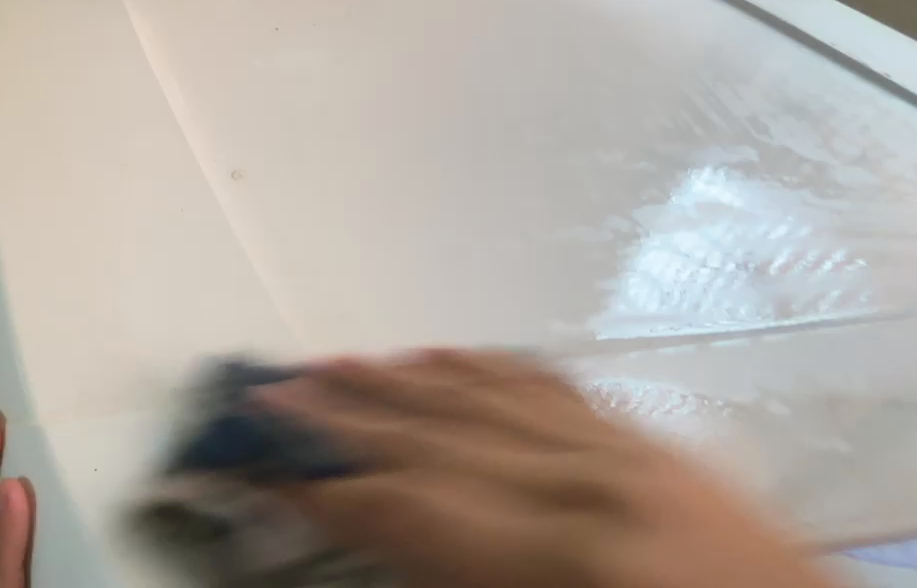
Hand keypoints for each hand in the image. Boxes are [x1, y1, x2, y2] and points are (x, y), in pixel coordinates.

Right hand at [256, 350, 838, 587]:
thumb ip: (452, 576)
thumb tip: (366, 527)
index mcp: (575, 562)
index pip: (409, 506)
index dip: (322, 488)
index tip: (257, 469)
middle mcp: (598, 490)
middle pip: (429, 435)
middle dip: (334, 416)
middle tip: (264, 393)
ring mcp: (634, 457)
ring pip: (479, 395)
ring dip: (389, 377)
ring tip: (322, 364)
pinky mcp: (660, 446)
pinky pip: (547, 385)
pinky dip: (474, 365)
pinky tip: (426, 351)